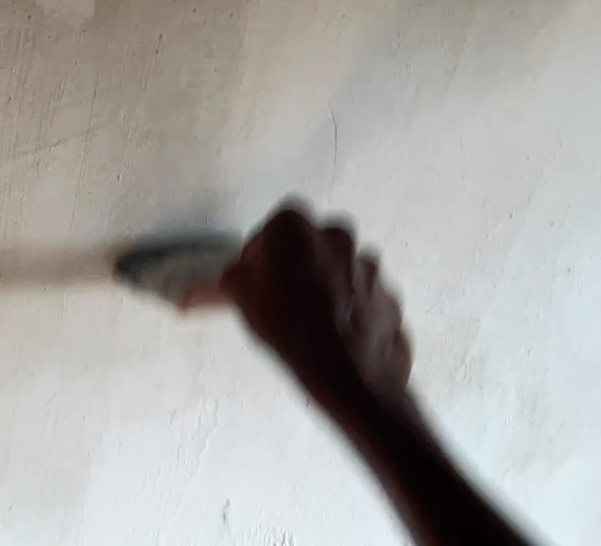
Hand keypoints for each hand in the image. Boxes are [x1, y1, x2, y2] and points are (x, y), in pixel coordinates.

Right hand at [220, 201, 414, 407]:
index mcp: (294, 224)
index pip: (272, 230)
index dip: (263, 256)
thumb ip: (230, 279)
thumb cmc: (287, 327)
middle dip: (299, 265)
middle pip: (309, 245)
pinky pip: (364, 296)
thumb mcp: (239, 296)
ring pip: (339, 269)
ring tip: (313, 322)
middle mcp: (336, 233)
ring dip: (328, 286)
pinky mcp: (389, 294)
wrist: (347, 375)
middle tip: (284, 299)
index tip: (258, 281)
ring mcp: (368, 264)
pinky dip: (353, 309)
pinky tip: (338, 334)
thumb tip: (211, 285)